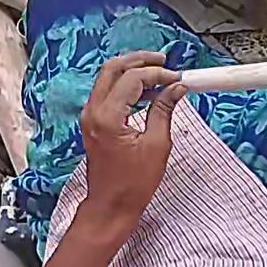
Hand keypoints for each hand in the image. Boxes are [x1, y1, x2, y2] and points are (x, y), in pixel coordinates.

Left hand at [79, 51, 185, 228]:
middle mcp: (93, 112)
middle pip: (113, 68)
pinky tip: (146, 91)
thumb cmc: (133, 184)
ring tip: (159, 74)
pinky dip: (125, 85)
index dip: (157, 74)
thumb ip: (164, 110)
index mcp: (108, 117)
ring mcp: (90, 115)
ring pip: (107, 77)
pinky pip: (107, 92)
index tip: (177, 79)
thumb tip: (176, 88)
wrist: (111, 206)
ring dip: (132, 71)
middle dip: (139, 61)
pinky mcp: (93, 121)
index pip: (133, 78)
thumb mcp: (157, 144)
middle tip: (164, 62)